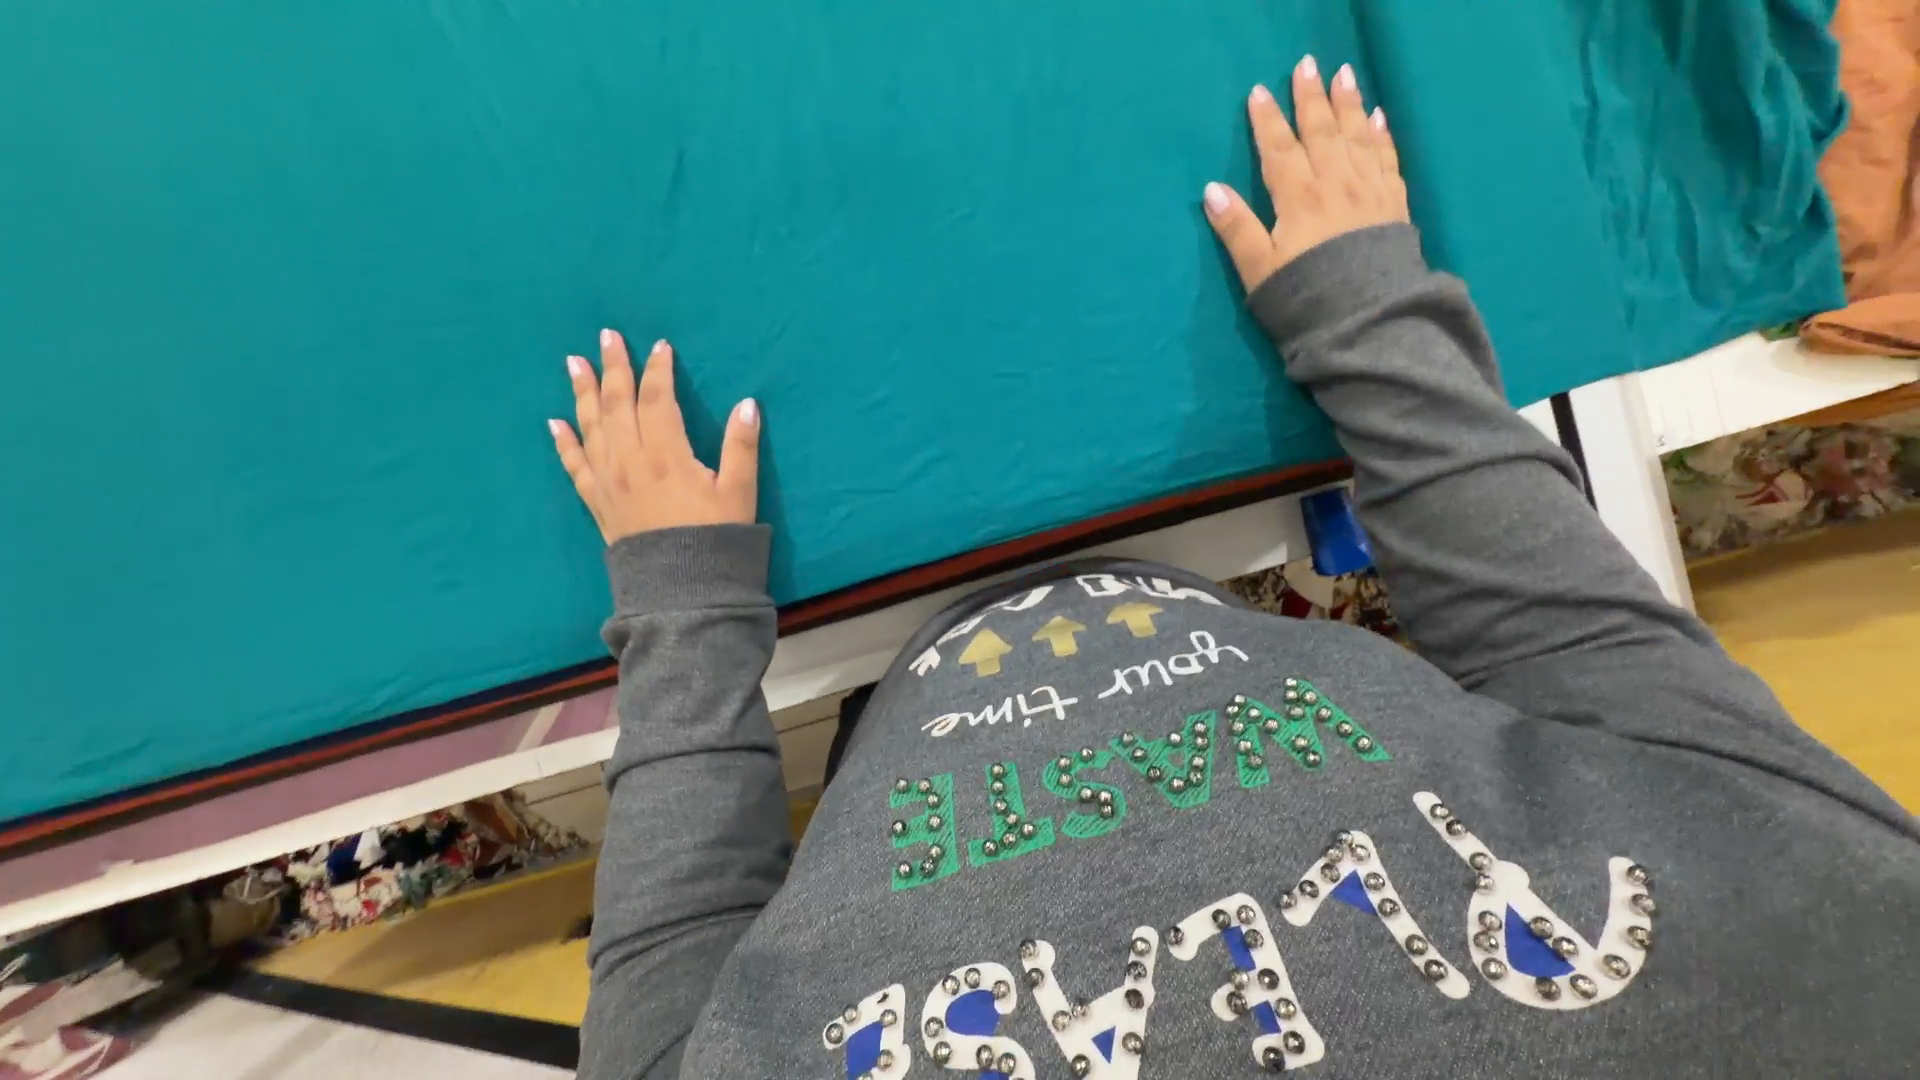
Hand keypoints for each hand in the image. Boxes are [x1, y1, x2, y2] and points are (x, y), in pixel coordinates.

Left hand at [549, 329, 760, 543]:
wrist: (681, 587)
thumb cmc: (716, 537)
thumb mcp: (739, 491)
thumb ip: (742, 445)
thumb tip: (747, 403)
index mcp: (666, 454)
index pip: (657, 399)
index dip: (658, 369)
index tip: (660, 345)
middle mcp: (629, 460)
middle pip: (617, 404)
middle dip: (614, 367)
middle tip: (607, 336)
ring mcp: (608, 481)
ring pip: (591, 427)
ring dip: (583, 392)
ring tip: (575, 363)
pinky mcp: (597, 502)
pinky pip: (574, 465)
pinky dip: (564, 442)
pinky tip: (555, 422)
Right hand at [1203, 55, 1409, 291]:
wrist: (1364, 317)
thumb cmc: (1302, 296)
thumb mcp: (1257, 269)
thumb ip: (1236, 228)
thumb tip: (1211, 191)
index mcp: (1298, 198)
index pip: (1279, 150)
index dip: (1268, 121)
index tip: (1259, 93)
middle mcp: (1335, 183)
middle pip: (1321, 132)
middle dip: (1311, 98)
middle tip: (1307, 65)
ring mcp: (1368, 190)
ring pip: (1356, 137)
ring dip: (1348, 105)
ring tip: (1343, 76)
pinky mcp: (1393, 204)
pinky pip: (1387, 158)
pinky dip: (1380, 135)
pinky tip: (1377, 119)